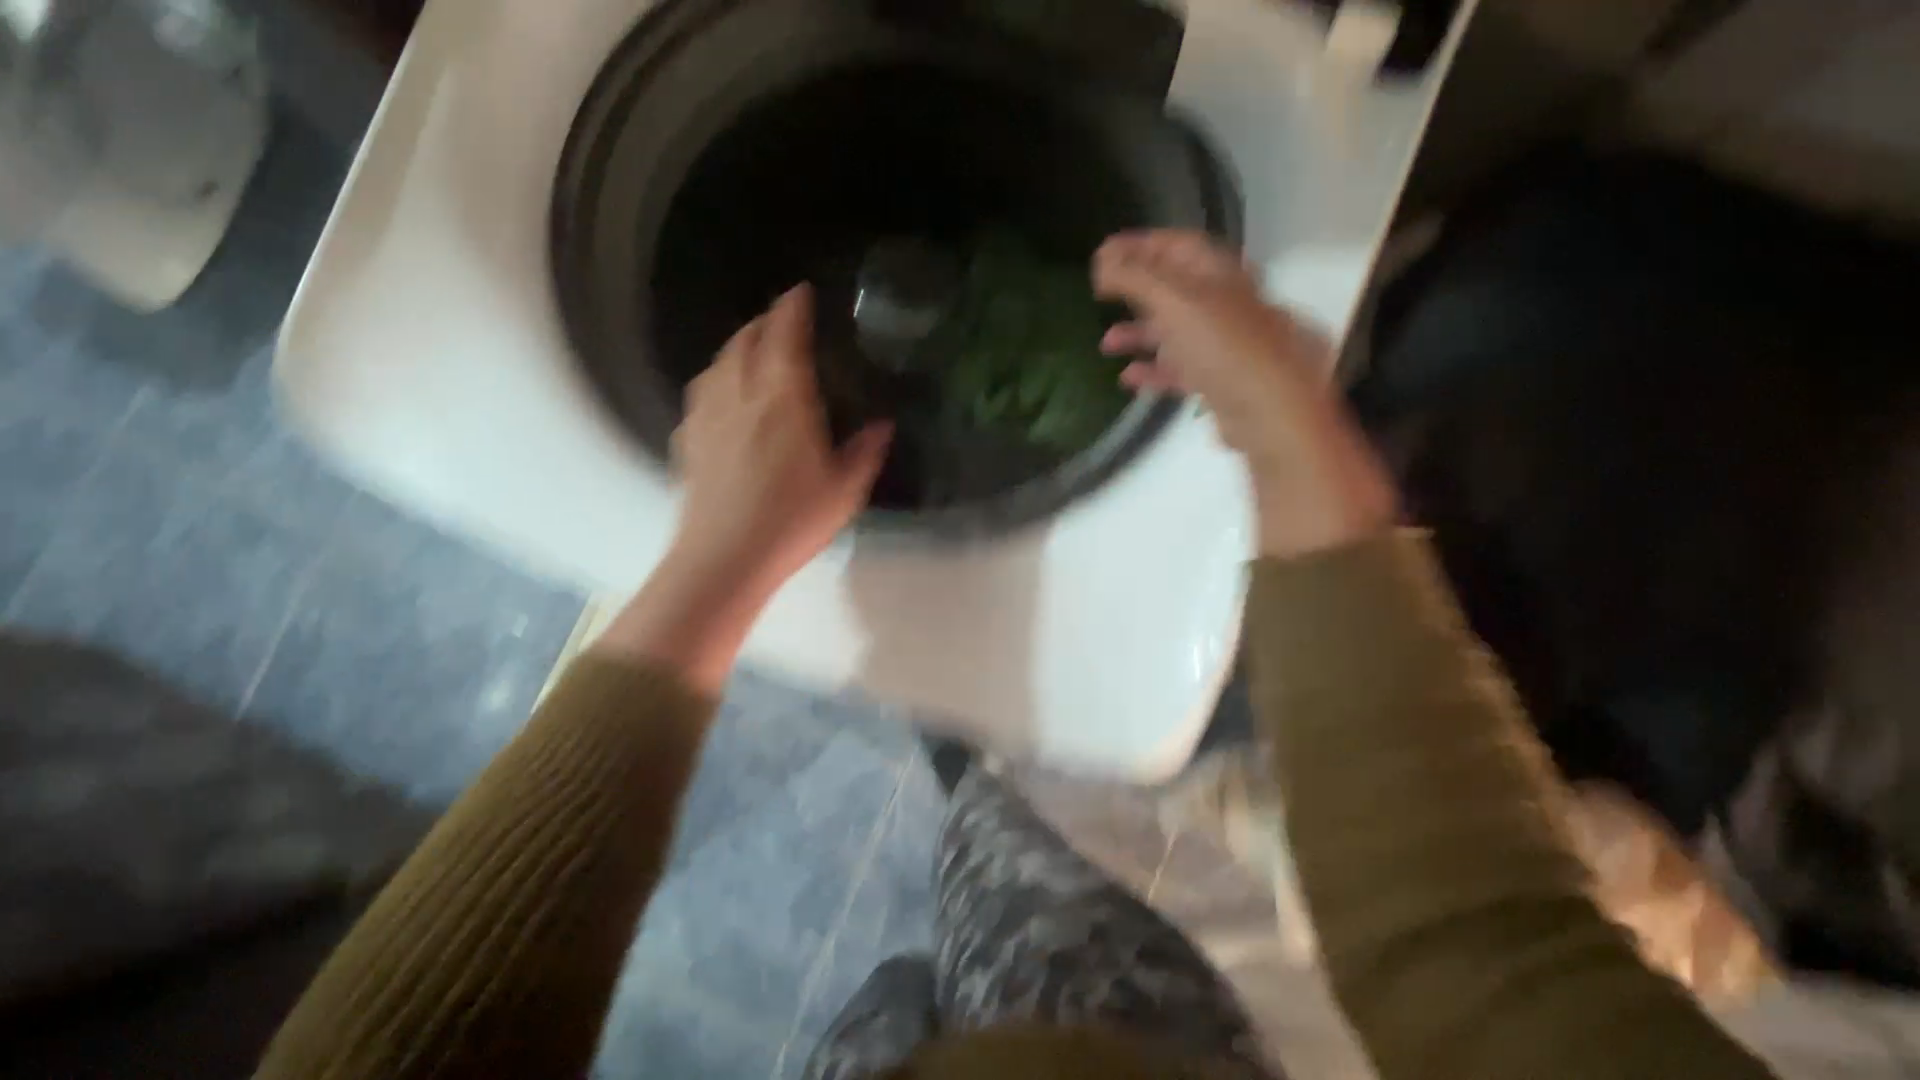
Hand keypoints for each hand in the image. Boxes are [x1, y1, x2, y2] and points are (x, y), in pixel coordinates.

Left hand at [671, 283, 891, 590]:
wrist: (724, 559)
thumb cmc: (791, 521)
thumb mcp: (844, 490)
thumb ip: (863, 452)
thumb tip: (882, 425)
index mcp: (782, 398)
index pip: (785, 336)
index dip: (793, 309)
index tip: (800, 293)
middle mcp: (741, 395)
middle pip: (745, 341)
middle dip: (762, 322)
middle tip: (779, 319)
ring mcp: (709, 417)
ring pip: (718, 364)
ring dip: (735, 346)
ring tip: (750, 348)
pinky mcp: (689, 442)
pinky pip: (701, 395)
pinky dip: (715, 380)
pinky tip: (721, 395)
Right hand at [1093, 230, 1397, 556]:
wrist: (1270, 409)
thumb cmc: (1224, 347)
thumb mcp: (1174, 301)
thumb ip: (1135, 278)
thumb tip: (1102, 260)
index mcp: (1219, 274)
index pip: (1177, 245)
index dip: (1139, 244)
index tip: (1103, 252)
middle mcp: (1225, 303)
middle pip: (1175, 288)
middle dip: (1136, 290)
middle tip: (1101, 294)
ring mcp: (1224, 344)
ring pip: (1176, 330)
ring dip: (1139, 334)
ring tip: (1107, 343)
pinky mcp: (1221, 381)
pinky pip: (1181, 369)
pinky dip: (1154, 370)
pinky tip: (1128, 377)